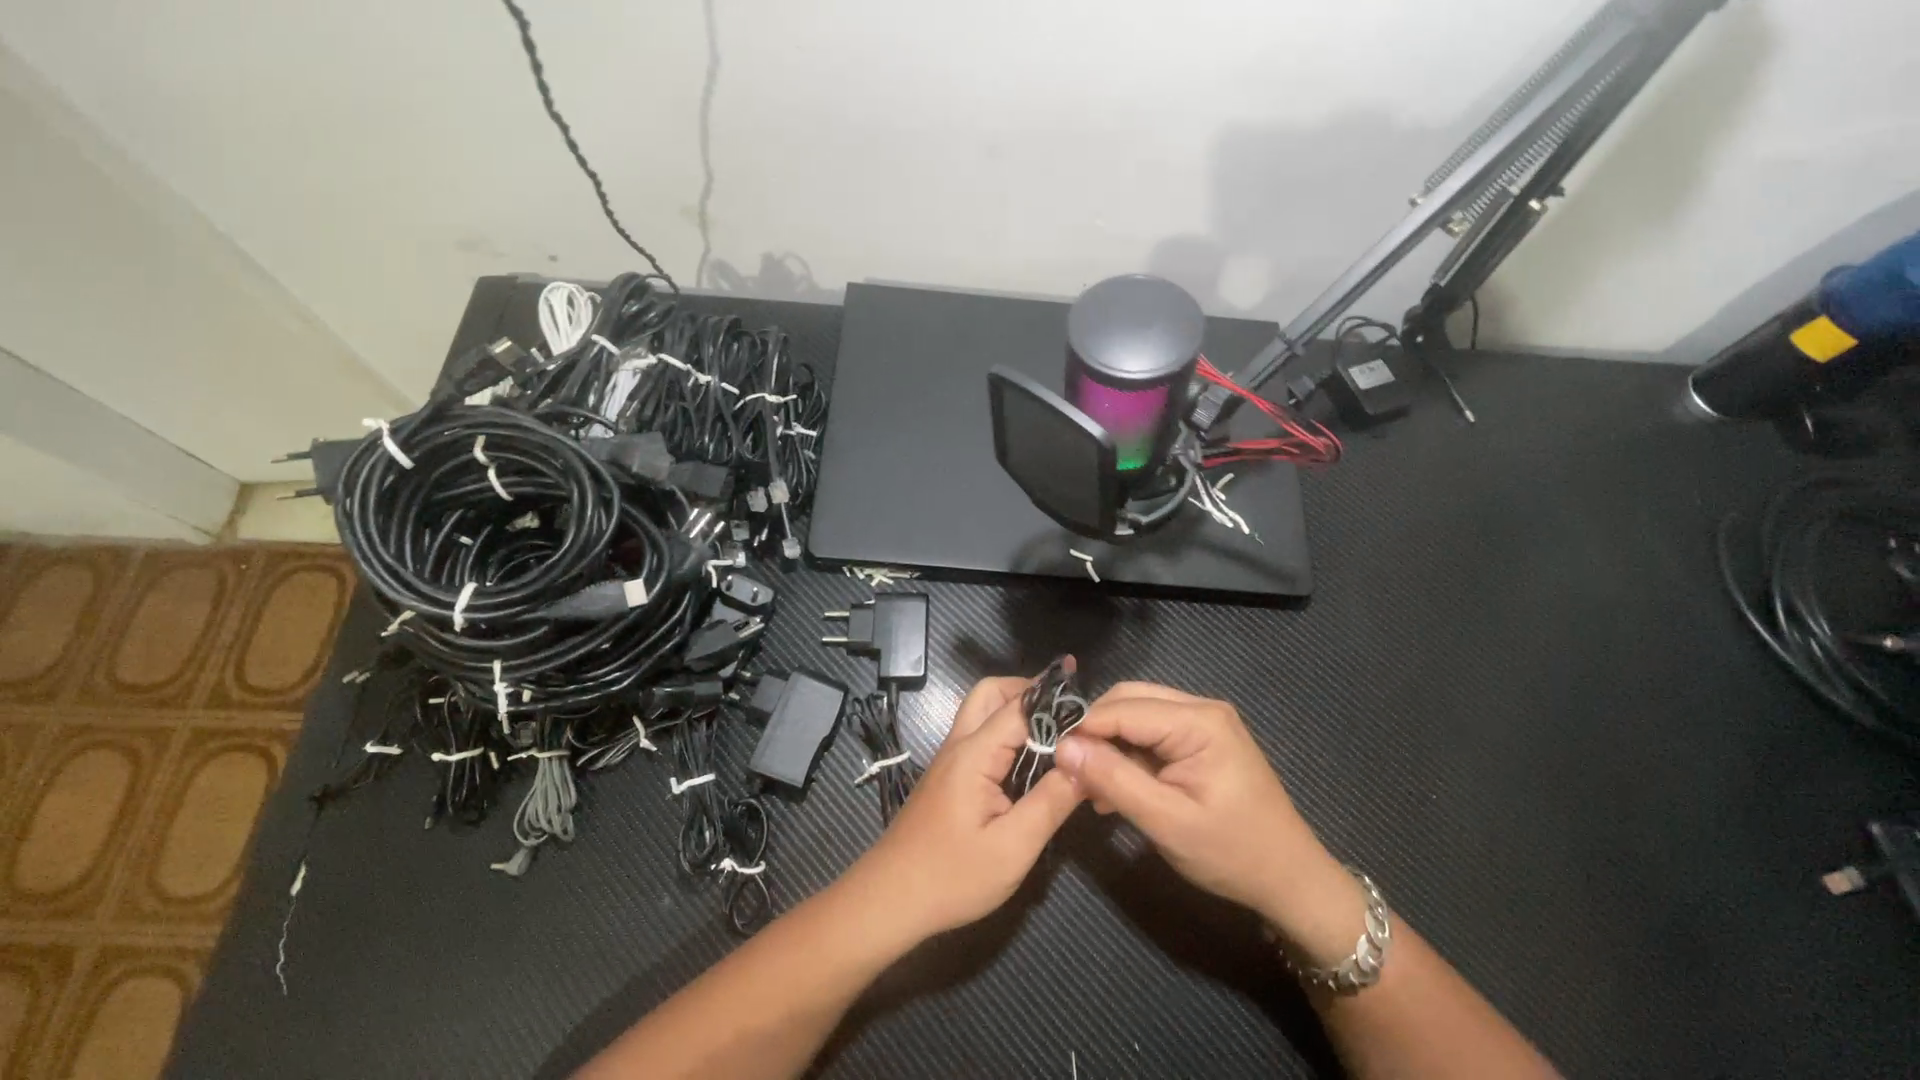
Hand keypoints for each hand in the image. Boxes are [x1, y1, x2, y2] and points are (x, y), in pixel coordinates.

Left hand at [839, 677, 1082, 945]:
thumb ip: (1051, 802)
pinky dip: (1007, 735)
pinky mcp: (948, 779)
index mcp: (973, 755)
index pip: (1021, 706)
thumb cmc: (951, 879)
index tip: (1096, 713)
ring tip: (1060, 736)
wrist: (888, 901)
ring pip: (982, 714)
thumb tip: (1086, 762)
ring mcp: (949, 762)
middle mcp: (958, 746)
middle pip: (991, 693)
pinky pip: (979, 739)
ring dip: (1018, 712)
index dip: (1058, 703)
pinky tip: (1032, 763)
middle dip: (1031, 692)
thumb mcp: (1013, 848)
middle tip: (1071, 714)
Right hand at [1055, 682, 1362, 964]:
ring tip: (1088, 787)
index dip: (1082, 729)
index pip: (1121, 708)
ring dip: (1108, 746)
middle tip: (1068, 772)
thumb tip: (1062, 747)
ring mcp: (1204, 723)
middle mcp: (1202, 709)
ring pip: (1135, 716)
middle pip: (1127, 701)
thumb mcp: (1166, 821)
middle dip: (1094, 733)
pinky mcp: (1202, 741)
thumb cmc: (1231, 853)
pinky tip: (1114, 790)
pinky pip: (1151, 734)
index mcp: (1199, 722)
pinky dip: (1127, 755)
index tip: (1048, 757)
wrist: (1289, 879)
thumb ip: (1114, 780)